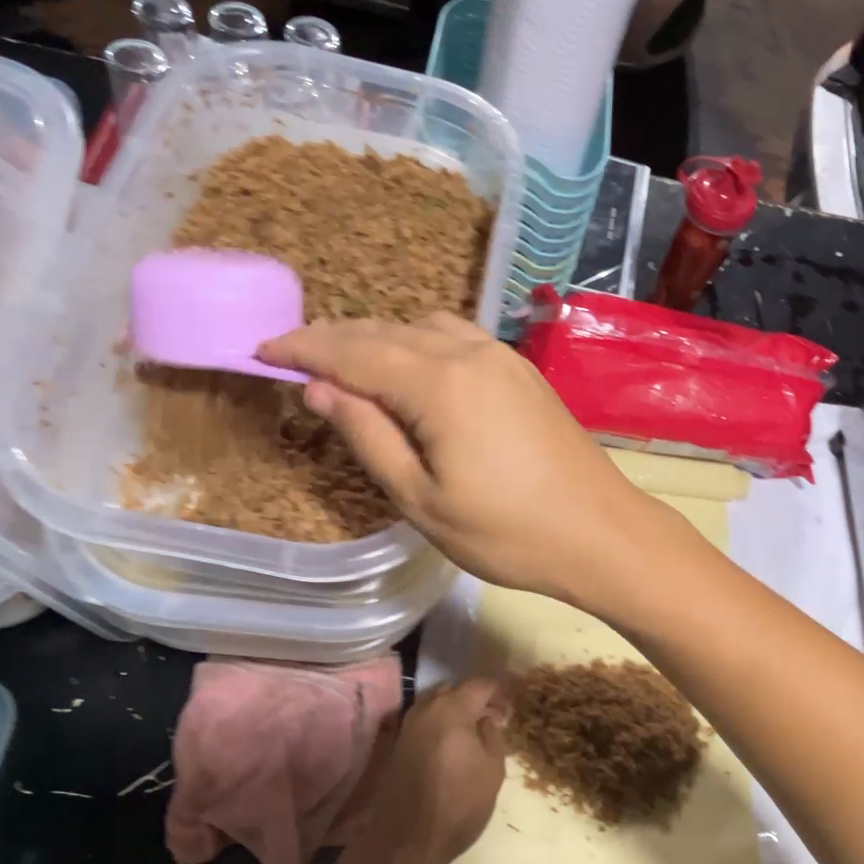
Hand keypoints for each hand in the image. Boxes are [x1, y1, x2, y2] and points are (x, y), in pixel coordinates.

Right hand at [258, 314, 676, 605]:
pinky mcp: (521, 372)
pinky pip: (455, 339)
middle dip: (334, 339)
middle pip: (386, 331)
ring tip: (344, 364)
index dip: (303, 348)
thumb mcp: (422, 499)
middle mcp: (470, 353)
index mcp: (440, 384)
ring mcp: (502, 358)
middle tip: (291, 355)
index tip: (262, 350)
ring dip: (377, 338)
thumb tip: (321, 389)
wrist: (602, 535)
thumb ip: (369, 436)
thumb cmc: (508, 534)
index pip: (353, 351)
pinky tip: (408, 370)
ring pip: (422, 329)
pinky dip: (417, 344)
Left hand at [357, 679, 509, 863]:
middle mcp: (426, 709)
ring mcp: (408, 725)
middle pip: (456, 688)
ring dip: (459, 706)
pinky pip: (426, 719)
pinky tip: (457, 739)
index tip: (520, 689)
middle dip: (479, 694)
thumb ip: (493, 736)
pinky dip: (444, 720)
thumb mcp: (492, 771)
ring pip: (438, 702)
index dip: (502, 684)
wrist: (406, 841)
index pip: (481, 684)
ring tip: (479, 725)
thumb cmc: (458, 805)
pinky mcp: (399, 743)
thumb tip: (488, 718)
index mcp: (452, 710)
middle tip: (500, 710)